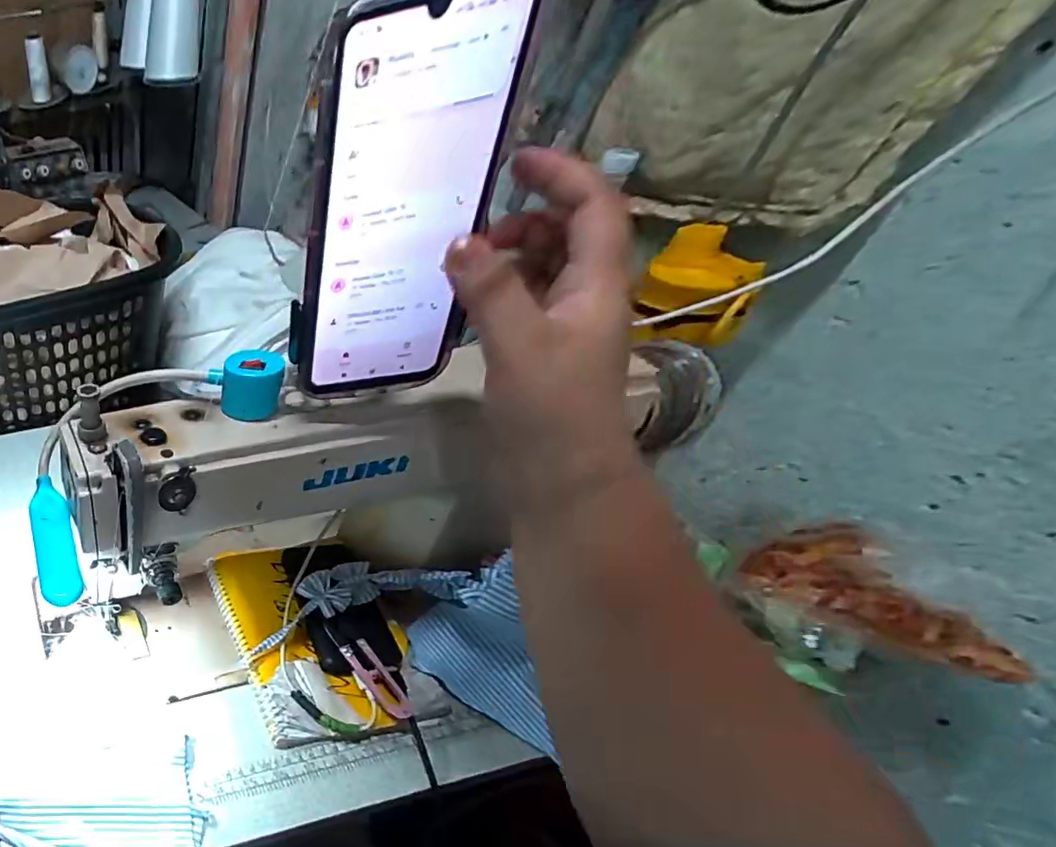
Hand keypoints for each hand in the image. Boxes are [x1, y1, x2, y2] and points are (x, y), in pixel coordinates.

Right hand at [445, 148, 641, 516]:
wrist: (561, 477)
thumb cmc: (552, 410)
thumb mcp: (520, 344)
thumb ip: (491, 291)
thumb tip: (459, 241)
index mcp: (596, 284)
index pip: (593, 207)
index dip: (561, 175)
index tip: (516, 159)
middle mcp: (585, 298)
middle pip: (566, 234)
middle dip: (525, 219)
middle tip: (474, 235)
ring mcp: (562, 328)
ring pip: (542, 270)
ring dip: (507, 257)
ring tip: (463, 268)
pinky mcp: (539, 354)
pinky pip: (521, 304)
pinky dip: (496, 292)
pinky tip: (465, 305)